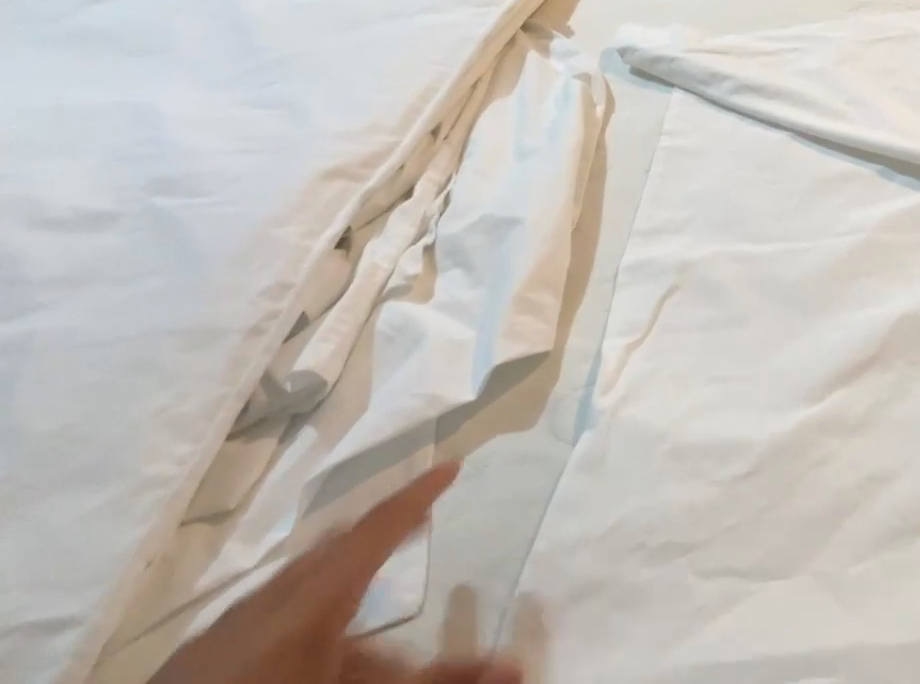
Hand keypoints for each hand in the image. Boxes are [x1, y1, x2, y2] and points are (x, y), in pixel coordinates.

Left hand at [150, 463, 519, 683]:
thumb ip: (439, 678)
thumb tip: (518, 664)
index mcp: (312, 601)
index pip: (377, 530)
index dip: (416, 495)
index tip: (450, 464)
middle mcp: (269, 602)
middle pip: (333, 548)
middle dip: (380, 528)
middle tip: (419, 518)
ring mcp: (223, 633)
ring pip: (293, 581)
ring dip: (339, 569)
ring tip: (368, 579)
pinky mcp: (194, 664)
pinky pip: (262, 611)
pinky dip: (299, 605)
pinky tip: (302, 641)